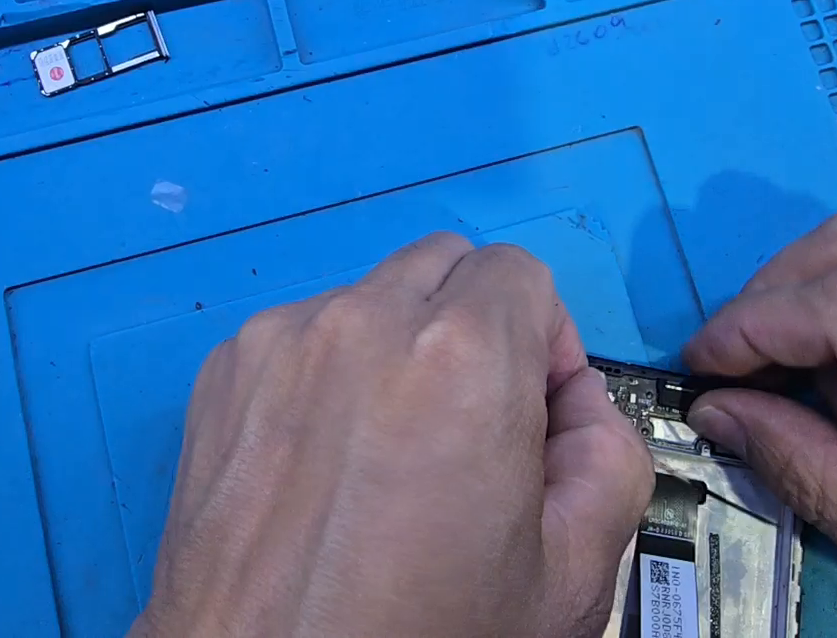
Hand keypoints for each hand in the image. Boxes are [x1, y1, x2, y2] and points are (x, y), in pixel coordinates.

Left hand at [133, 234, 652, 637]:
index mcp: (461, 355)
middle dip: (474, 319)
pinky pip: (303, 331)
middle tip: (467, 412)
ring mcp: (283, 336)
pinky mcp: (226, 365)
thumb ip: (610, 455)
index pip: (518, 271)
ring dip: (397, 343)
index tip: (531, 400)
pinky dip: (327, 368)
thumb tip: (575, 399)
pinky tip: (321, 455)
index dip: (542, 333)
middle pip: (444, 263)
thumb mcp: (571, 572)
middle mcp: (364, 320)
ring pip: (372, 295)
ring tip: (385, 442)